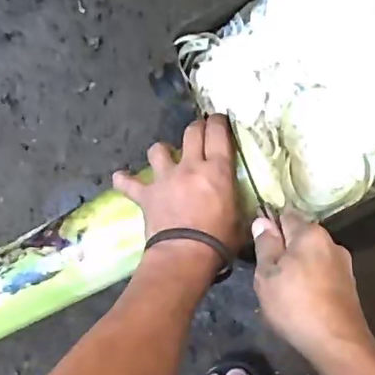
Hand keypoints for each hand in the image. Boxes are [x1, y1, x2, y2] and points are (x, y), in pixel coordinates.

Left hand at [112, 116, 243, 269]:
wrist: (184, 256)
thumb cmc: (218, 241)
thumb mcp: (240, 221)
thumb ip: (240, 207)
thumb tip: (253, 212)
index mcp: (217, 171)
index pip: (218, 134)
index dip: (219, 122)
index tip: (220, 119)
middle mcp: (190, 167)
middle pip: (191, 133)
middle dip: (197, 127)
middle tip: (200, 130)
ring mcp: (165, 179)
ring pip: (158, 150)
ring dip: (162, 150)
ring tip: (165, 156)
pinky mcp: (146, 195)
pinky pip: (128, 183)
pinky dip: (125, 180)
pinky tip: (121, 178)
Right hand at [250, 210, 374, 361]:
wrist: (336, 341)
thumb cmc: (294, 305)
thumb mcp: (267, 275)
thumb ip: (265, 245)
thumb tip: (263, 220)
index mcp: (310, 233)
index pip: (286, 215)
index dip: (270, 225)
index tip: (258, 244)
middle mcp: (331, 242)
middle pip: (301, 237)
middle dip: (284, 248)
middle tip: (266, 273)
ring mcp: (343, 265)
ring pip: (312, 257)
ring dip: (297, 266)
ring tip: (283, 290)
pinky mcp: (348, 285)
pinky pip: (322, 274)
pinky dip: (310, 281)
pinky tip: (301, 300)